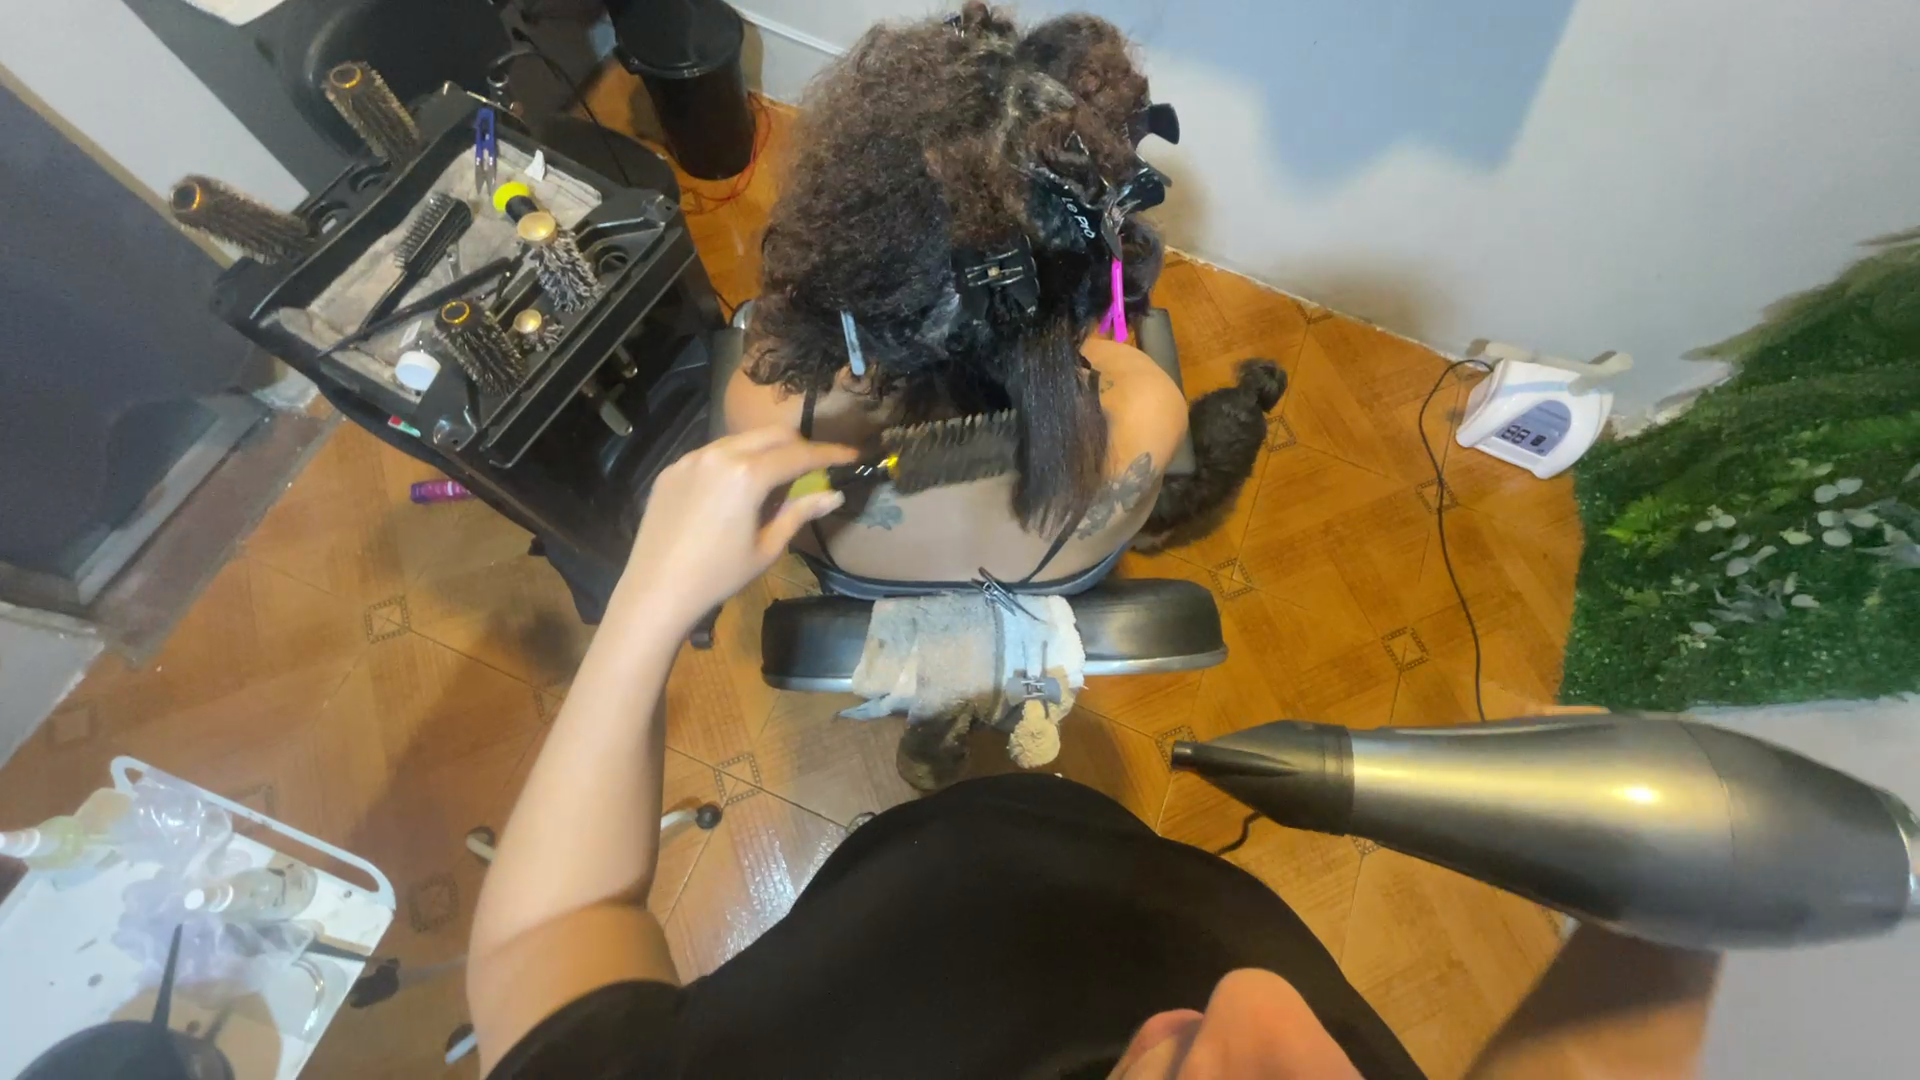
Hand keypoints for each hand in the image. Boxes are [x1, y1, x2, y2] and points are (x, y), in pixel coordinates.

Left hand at [612, 427, 856, 628]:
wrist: (656, 590)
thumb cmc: (719, 575)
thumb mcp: (767, 547)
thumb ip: (801, 513)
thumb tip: (835, 494)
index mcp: (747, 475)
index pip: (800, 454)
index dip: (830, 454)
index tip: (853, 455)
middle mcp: (719, 454)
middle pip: (773, 434)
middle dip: (800, 445)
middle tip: (817, 467)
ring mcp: (692, 458)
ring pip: (742, 439)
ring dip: (767, 452)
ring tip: (775, 484)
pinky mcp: (673, 468)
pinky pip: (714, 453)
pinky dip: (736, 461)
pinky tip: (737, 492)